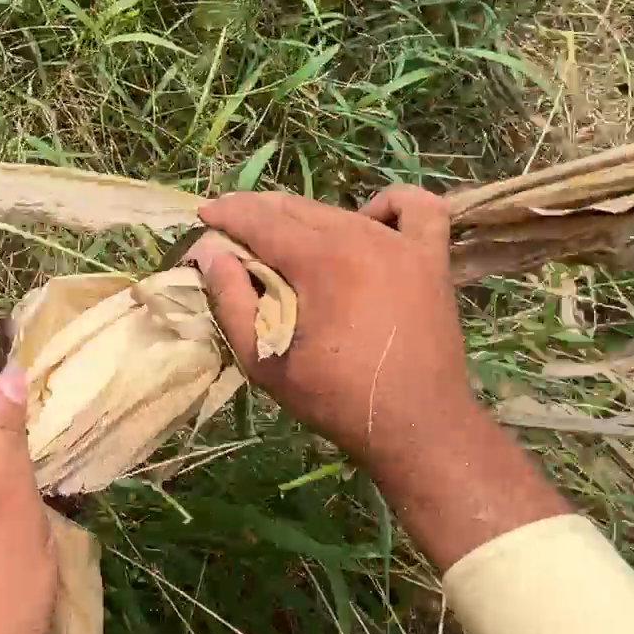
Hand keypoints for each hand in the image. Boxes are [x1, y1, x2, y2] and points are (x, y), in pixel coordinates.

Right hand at [189, 185, 472, 465]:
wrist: (420, 428)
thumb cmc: (335, 398)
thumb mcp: (263, 359)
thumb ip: (230, 300)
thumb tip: (209, 252)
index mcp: (321, 261)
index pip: (259, 220)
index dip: (225, 214)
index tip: (202, 217)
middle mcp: (362, 237)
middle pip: (293, 207)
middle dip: (253, 212)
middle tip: (227, 227)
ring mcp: (402, 244)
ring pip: (336, 209)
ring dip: (299, 217)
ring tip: (278, 238)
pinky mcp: (430, 258)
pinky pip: (414, 208)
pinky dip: (385, 206)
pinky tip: (366, 221)